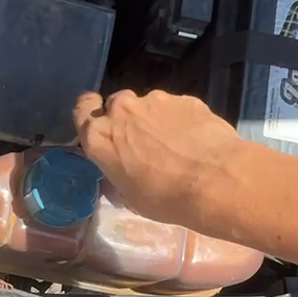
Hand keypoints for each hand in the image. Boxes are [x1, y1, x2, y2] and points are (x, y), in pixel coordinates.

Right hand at [73, 90, 246, 227]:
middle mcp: (122, 111)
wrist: (215, 181)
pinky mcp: (186, 98)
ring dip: (154, 119)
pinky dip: (181, 120)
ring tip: (174, 143)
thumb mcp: (129, 196)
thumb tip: (122, 172)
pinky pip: (176, 107)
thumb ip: (118, 173)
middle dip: (125, 118)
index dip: (90, 113)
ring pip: (148, 104)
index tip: (101, 124)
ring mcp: (155, 100)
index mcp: (99, 137)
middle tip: (141, 141)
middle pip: (116, 104)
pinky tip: (195, 140)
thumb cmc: (163, 198)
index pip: (82, 108)